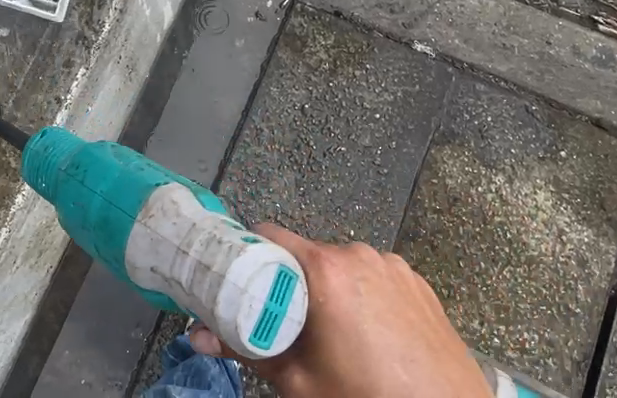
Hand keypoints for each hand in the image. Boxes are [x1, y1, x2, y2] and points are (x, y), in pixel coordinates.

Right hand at [190, 224, 491, 397]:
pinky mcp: (419, 283)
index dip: (249, 255)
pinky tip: (369, 336)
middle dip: (290, 282)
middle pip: (304, 253)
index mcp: (325, 268)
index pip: (268, 234)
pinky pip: (374, 277)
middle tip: (285, 323)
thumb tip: (196, 337)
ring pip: (340, 266)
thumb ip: (244, 350)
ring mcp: (393, 266)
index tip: (242, 283)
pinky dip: (363, 297)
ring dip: (328, 290)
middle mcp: (358, 253)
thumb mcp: (298, 382)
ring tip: (331, 335)